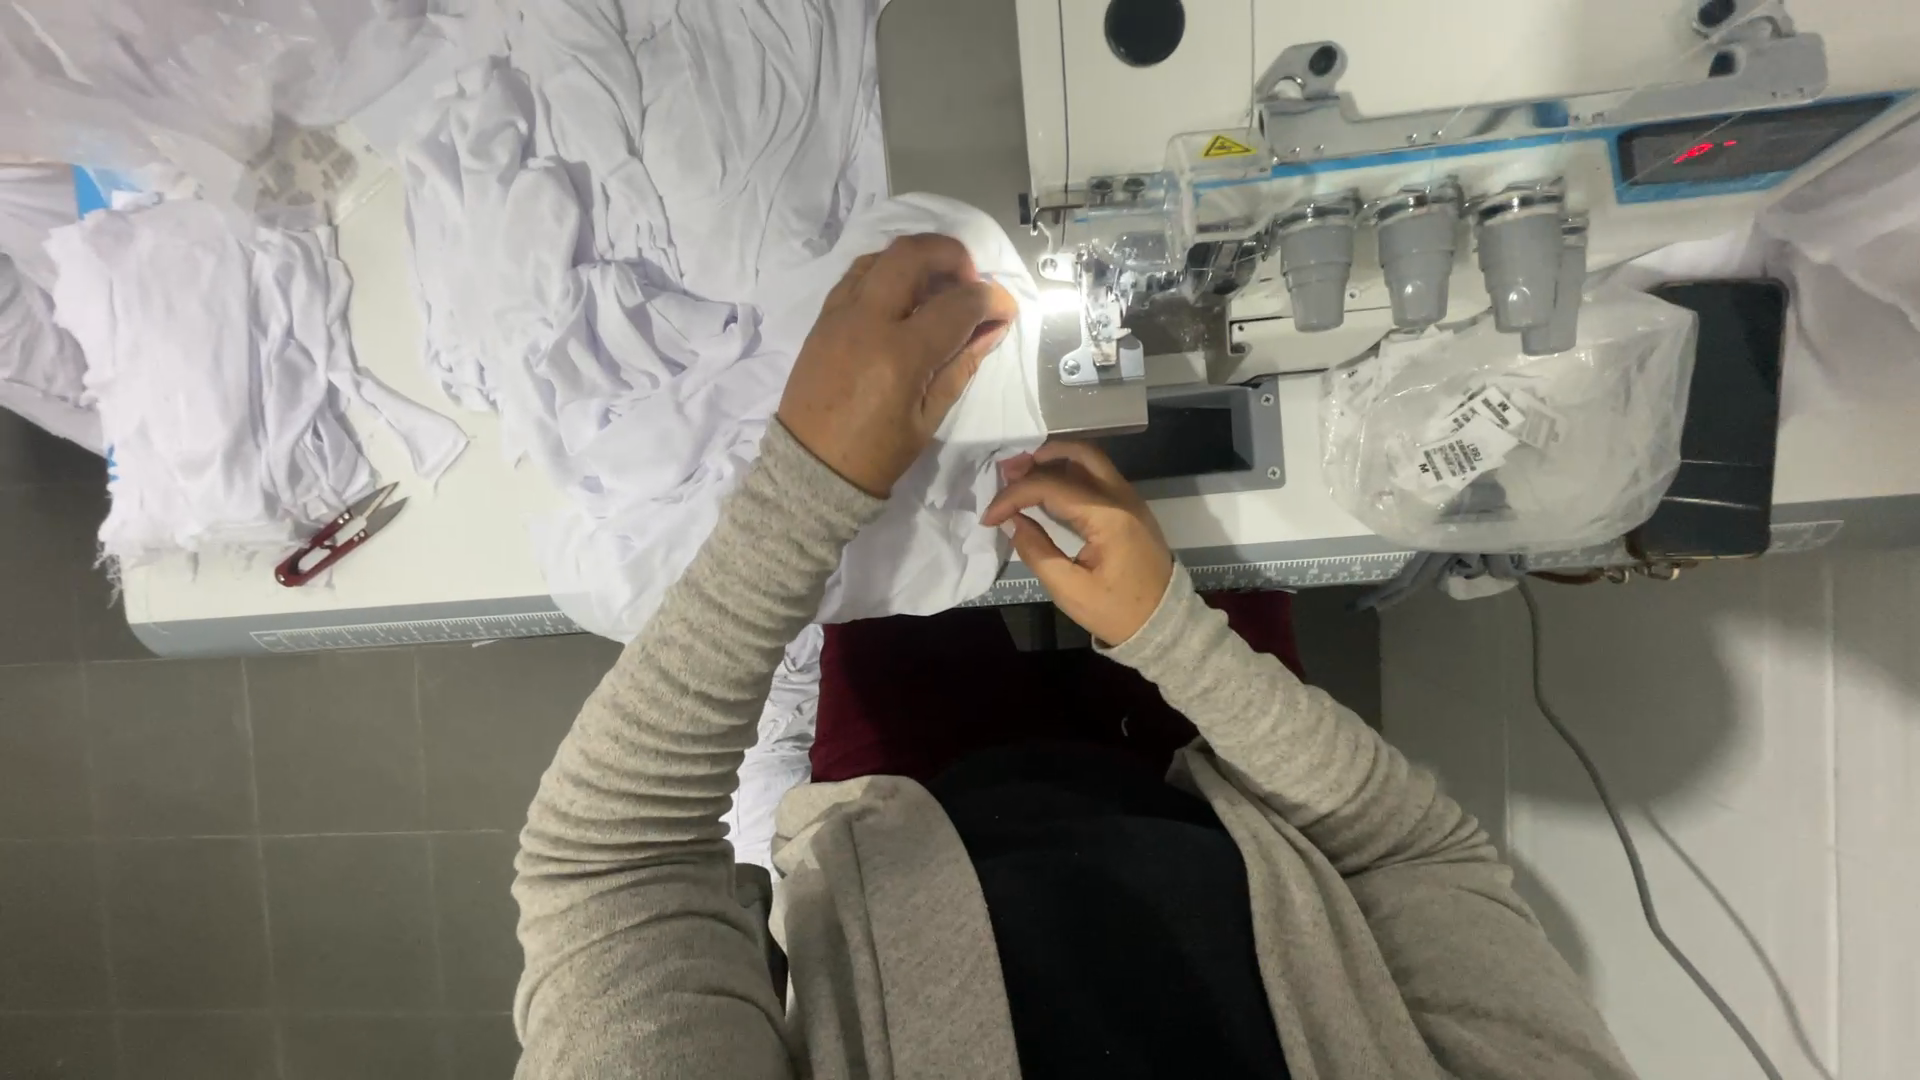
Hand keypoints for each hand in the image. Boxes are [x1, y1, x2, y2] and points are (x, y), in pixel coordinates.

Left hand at [778, 234, 1017, 496]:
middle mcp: (867, 322)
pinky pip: (857, 274)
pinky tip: (903, 294)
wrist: (811, 469)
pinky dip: (887, 271)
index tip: (1004, 309)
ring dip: (918, 258)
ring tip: (937, 286)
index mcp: (900, 356)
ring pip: (882, 255)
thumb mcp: (929, 417)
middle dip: (952, 255)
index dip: (991, 300)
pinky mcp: (823, 318)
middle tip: (969, 281)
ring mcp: (840, 314)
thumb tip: (991, 328)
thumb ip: (961, 365)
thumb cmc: (876, 454)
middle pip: (913, 254)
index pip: (957, 304)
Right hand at [981, 441, 1173, 645]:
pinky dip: (1068, 472)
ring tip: (1021, 475)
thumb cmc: (1117, 612)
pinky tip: (1046, 490)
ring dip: (1054, 460)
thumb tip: (1011, 521)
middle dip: (1038, 458)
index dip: (1014, 497)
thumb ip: (1036, 551)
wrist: (1164, 623)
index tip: (990, 517)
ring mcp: (1130, 499)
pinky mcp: (1129, 508)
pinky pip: (1097, 476)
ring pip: (1090, 460)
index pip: (1051, 487)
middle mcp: (1122, 497)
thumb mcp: (1069, 590)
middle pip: (1078, 454)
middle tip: (1006, 472)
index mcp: (1108, 517)